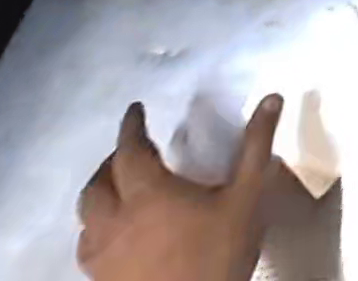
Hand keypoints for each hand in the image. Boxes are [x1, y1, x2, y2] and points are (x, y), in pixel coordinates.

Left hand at [77, 95, 282, 280]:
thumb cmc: (219, 253)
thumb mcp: (247, 194)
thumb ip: (256, 144)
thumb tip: (272, 98)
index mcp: (149, 195)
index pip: (130, 152)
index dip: (130, 129)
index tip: (135, 109)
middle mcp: (115, 223)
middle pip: (97, 186)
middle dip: (111, 161)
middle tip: (132, 147)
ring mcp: (102, 259)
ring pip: (86, 218)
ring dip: (100, 194)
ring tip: (121, 185)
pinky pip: (88, 245)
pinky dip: (97, 225)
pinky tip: (119, 230)